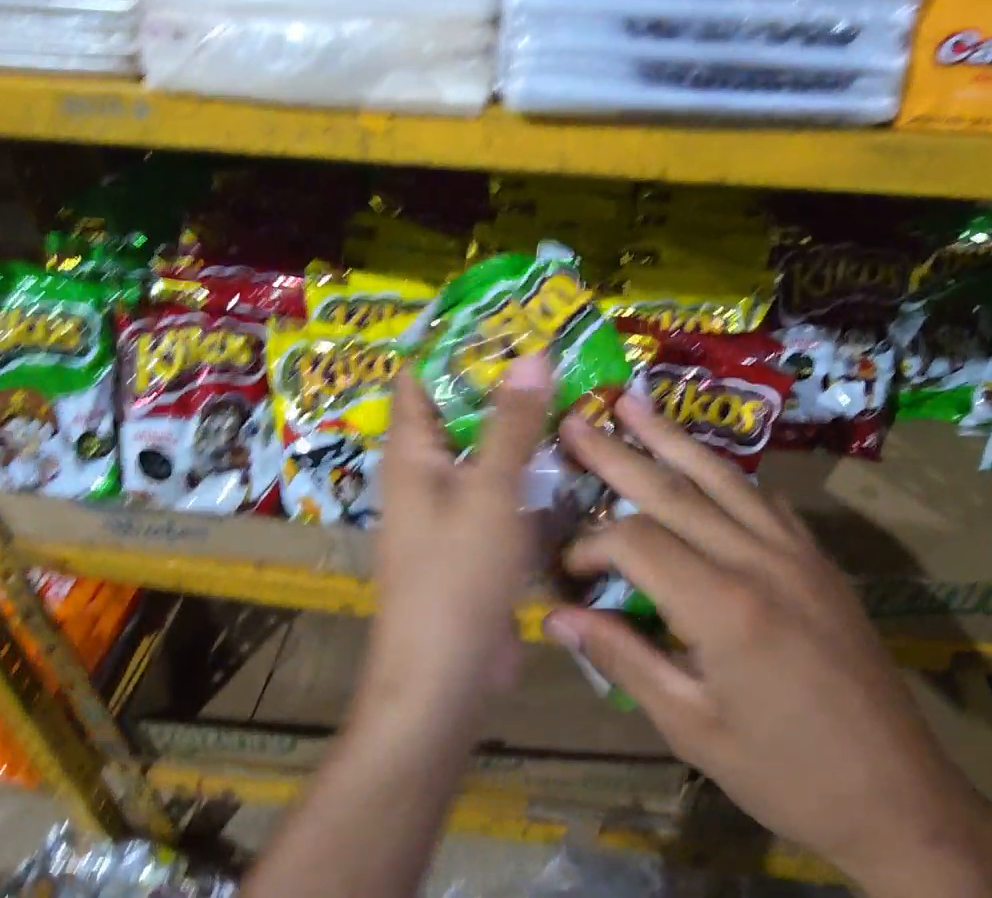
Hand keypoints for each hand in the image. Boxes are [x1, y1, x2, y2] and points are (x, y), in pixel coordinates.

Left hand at [358, 353, 552, 726]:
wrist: (446, 678)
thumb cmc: (456, 576)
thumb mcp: (489, 491)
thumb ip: (511, 424)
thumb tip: (532, 353)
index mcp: (412, 452)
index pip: (422, 376)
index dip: (457, 342)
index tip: (508, 313)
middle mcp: (428, 473)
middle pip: (464, 411)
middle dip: (507, 383)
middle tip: (562, 349)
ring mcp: (455, 510)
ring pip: (492, 453)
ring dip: (526, 430)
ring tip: (579, 393)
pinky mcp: (481, 542)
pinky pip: (508, 494)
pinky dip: (535, 476)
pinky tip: (578, 459)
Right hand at [551, 394, 991, 897]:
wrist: (899, 796)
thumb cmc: (786, 774)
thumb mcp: (692, 728)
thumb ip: (624, 660)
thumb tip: (558, 617)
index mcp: (723, 607)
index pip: (637, 542)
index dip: (590, 546)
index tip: (565, 570)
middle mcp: (760, 561)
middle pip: (676, 490)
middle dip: (619, 455)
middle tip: (577, 420)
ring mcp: (797, 555)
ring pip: (724, 479)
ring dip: (674, 440)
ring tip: (635, 403)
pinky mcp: (820, 562)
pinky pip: (766, 501)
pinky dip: (727, 475)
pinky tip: (708, 464)